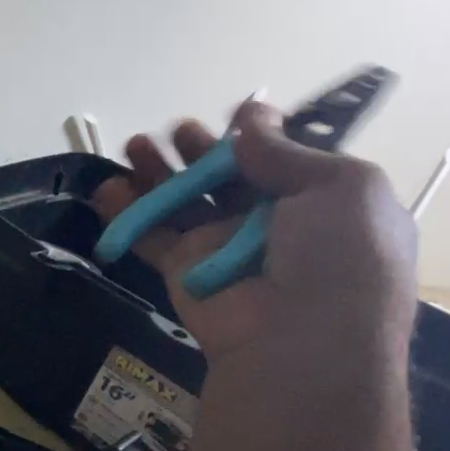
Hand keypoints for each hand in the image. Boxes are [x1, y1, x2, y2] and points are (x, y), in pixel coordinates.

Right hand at [90, 100, 417, 363]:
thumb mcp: (342, 187)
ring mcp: (221, 248)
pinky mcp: (180, 271)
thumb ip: (288, 152)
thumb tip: (249, 120)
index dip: (258, 135)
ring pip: (182, 201)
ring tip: (133, 145)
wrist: (300, 339)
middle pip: (225, 176)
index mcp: (322, 202)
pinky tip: (107, 189)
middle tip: (176, 128)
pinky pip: (148, 236)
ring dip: (157, 172)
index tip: (236, 112)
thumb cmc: (339, 256)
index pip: (282, 160)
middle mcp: (270, 223)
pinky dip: (125, 213)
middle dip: (199, 149)